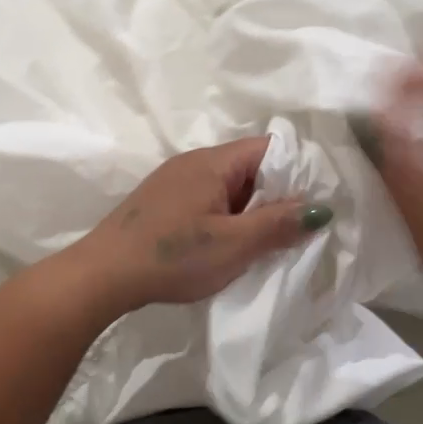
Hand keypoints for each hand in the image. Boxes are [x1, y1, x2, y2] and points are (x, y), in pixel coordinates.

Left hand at [62, 137, 331, 320]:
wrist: (101, 275)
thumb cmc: (172, 256)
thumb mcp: (234, 244)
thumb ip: (278, 224)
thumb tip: (320, 207)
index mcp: (213, 162)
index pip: (269, 148)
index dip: (299, 170)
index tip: (321, 198)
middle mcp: (193, 163)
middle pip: (250, 167)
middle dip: (277, 195)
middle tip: (300, 228)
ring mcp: (174, 183)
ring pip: (229, 188)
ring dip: (251, 211)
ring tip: (271, 241)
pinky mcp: (162, 205)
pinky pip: (207, 201)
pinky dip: (227, 218)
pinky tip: (231, 246)